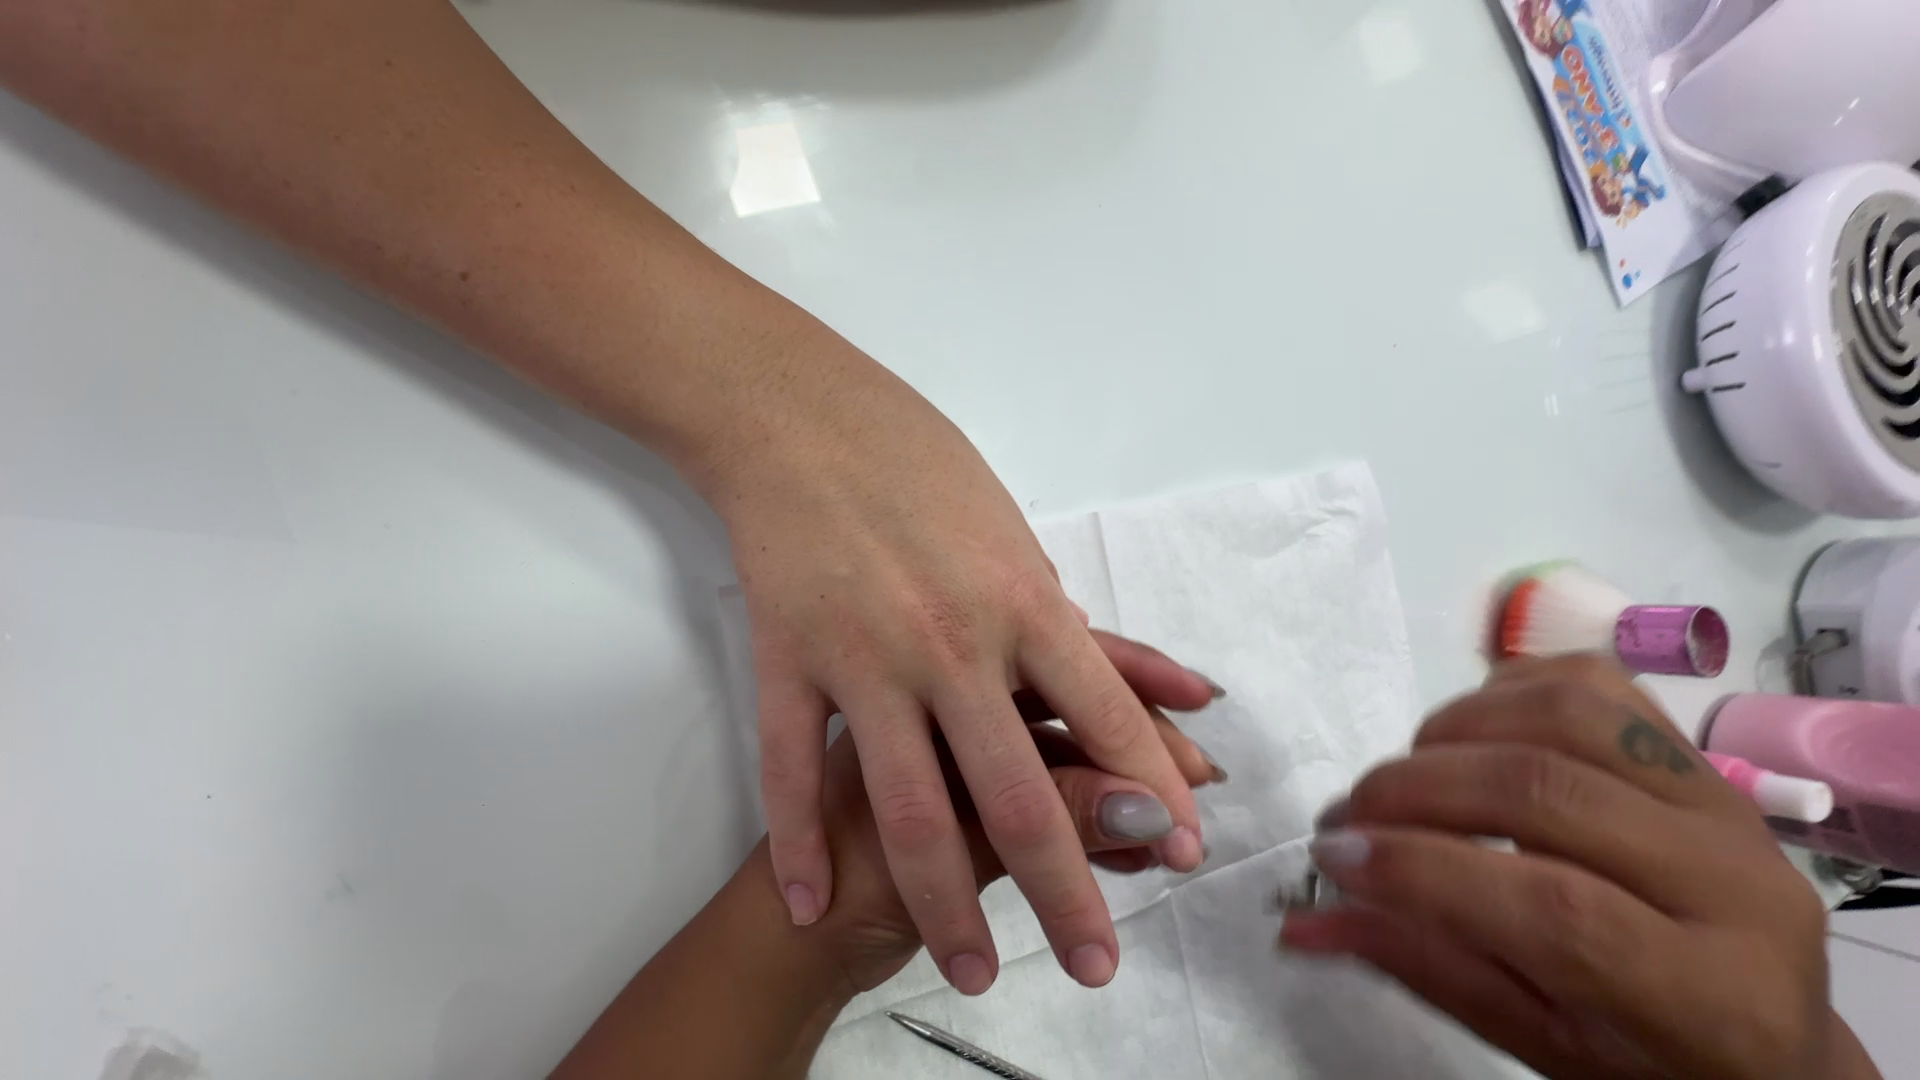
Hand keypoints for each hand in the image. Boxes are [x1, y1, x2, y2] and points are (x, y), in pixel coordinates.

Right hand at [713, 354, 1209, 994]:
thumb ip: (1052, 614)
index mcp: (1019, 600)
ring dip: (946, 906)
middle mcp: (951, 643)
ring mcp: (863, 659)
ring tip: (977, 971)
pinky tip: (812, 903)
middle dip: (1069, 892)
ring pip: (910, 810)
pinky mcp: (785, 662)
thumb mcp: (1008, 527)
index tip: (1179, 851)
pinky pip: (792, 769)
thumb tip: (1115, 675)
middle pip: (1020, 793)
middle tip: (1100, 964)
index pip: (1104, 718)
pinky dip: (798, 844)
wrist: (799, 417)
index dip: (1151, 791)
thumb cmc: (915, 460)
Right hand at [1282, 656, 1878, 1079]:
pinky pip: (1587, 681)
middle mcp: (1732, 880)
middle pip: (1544, 791)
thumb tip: (1297, 922)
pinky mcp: (1693, 750)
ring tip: (1408, 776)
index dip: (1422, 870)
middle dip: (1412, 791)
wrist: (1766, 1029)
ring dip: (1450, 730)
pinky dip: (1502, 691)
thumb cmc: (1640, 1055)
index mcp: (1709, 993)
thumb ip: (1417, 963)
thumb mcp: (1529, 1036)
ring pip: (1562, 712)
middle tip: (1349, 815)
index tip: (1332, 856)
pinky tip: (1469, 735)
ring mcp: (1718, 799)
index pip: (1552, 909)